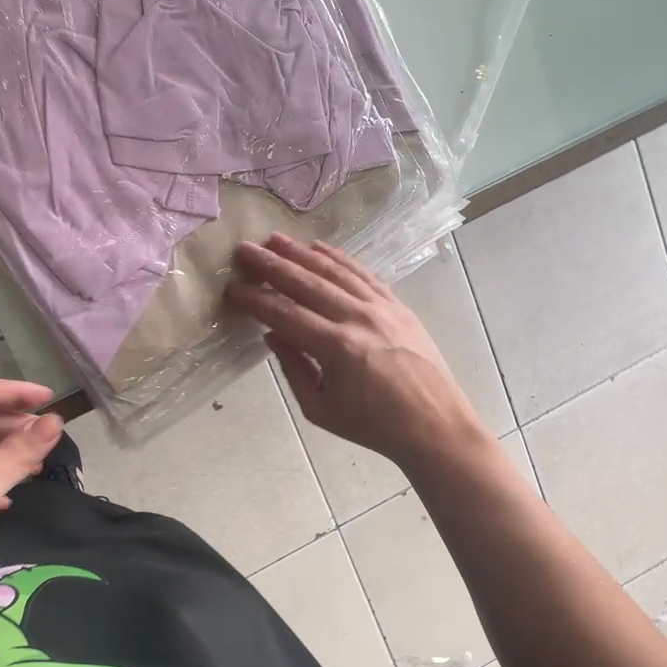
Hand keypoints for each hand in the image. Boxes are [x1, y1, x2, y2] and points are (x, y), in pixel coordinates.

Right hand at [227, 234, 480, 466]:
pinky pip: (363, 274)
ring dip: (302, 254)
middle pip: (307, 284)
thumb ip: (294, 369)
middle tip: (245, 250)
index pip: (286, 315)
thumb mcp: (321, 409)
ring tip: (275, 240)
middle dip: (272, 265)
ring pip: (335, 272)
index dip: (256, 300)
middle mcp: (358, 318)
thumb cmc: (372, 426)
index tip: (233, 289)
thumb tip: (272, 335)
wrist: (433, 424)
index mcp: (337, 348)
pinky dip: (339, 259)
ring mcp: (382, 308)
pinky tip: (318, 250)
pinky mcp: (397, 306)